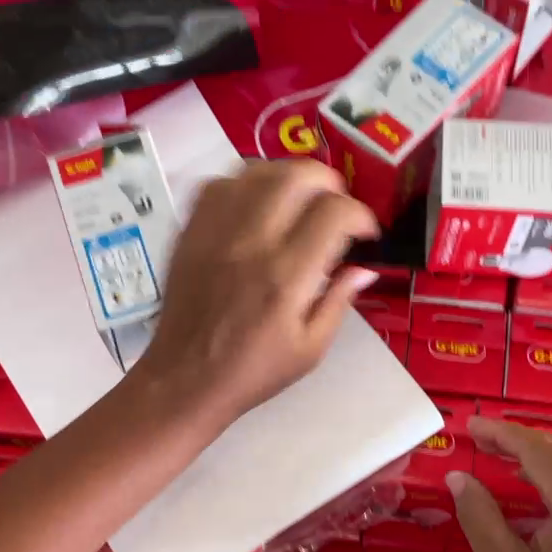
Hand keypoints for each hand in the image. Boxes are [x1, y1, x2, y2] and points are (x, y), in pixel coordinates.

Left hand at [136, 160, 379, 424]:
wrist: (186, 380)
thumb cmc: (253, 372)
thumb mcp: (310, 350)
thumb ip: (338, 303)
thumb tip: (363, 268)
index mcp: (286, 277)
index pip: (334, 214)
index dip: (360, 216)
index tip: (365, 233)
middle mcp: (251, 243)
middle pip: (297, 176)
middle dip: (329, 183)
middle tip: (336, 206)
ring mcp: (216, 232)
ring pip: (258, 171)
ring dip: (289, 176)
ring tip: (300, 198)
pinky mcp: (190, 231)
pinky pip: (219, 183)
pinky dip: (246, 182)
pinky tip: (257, 203)